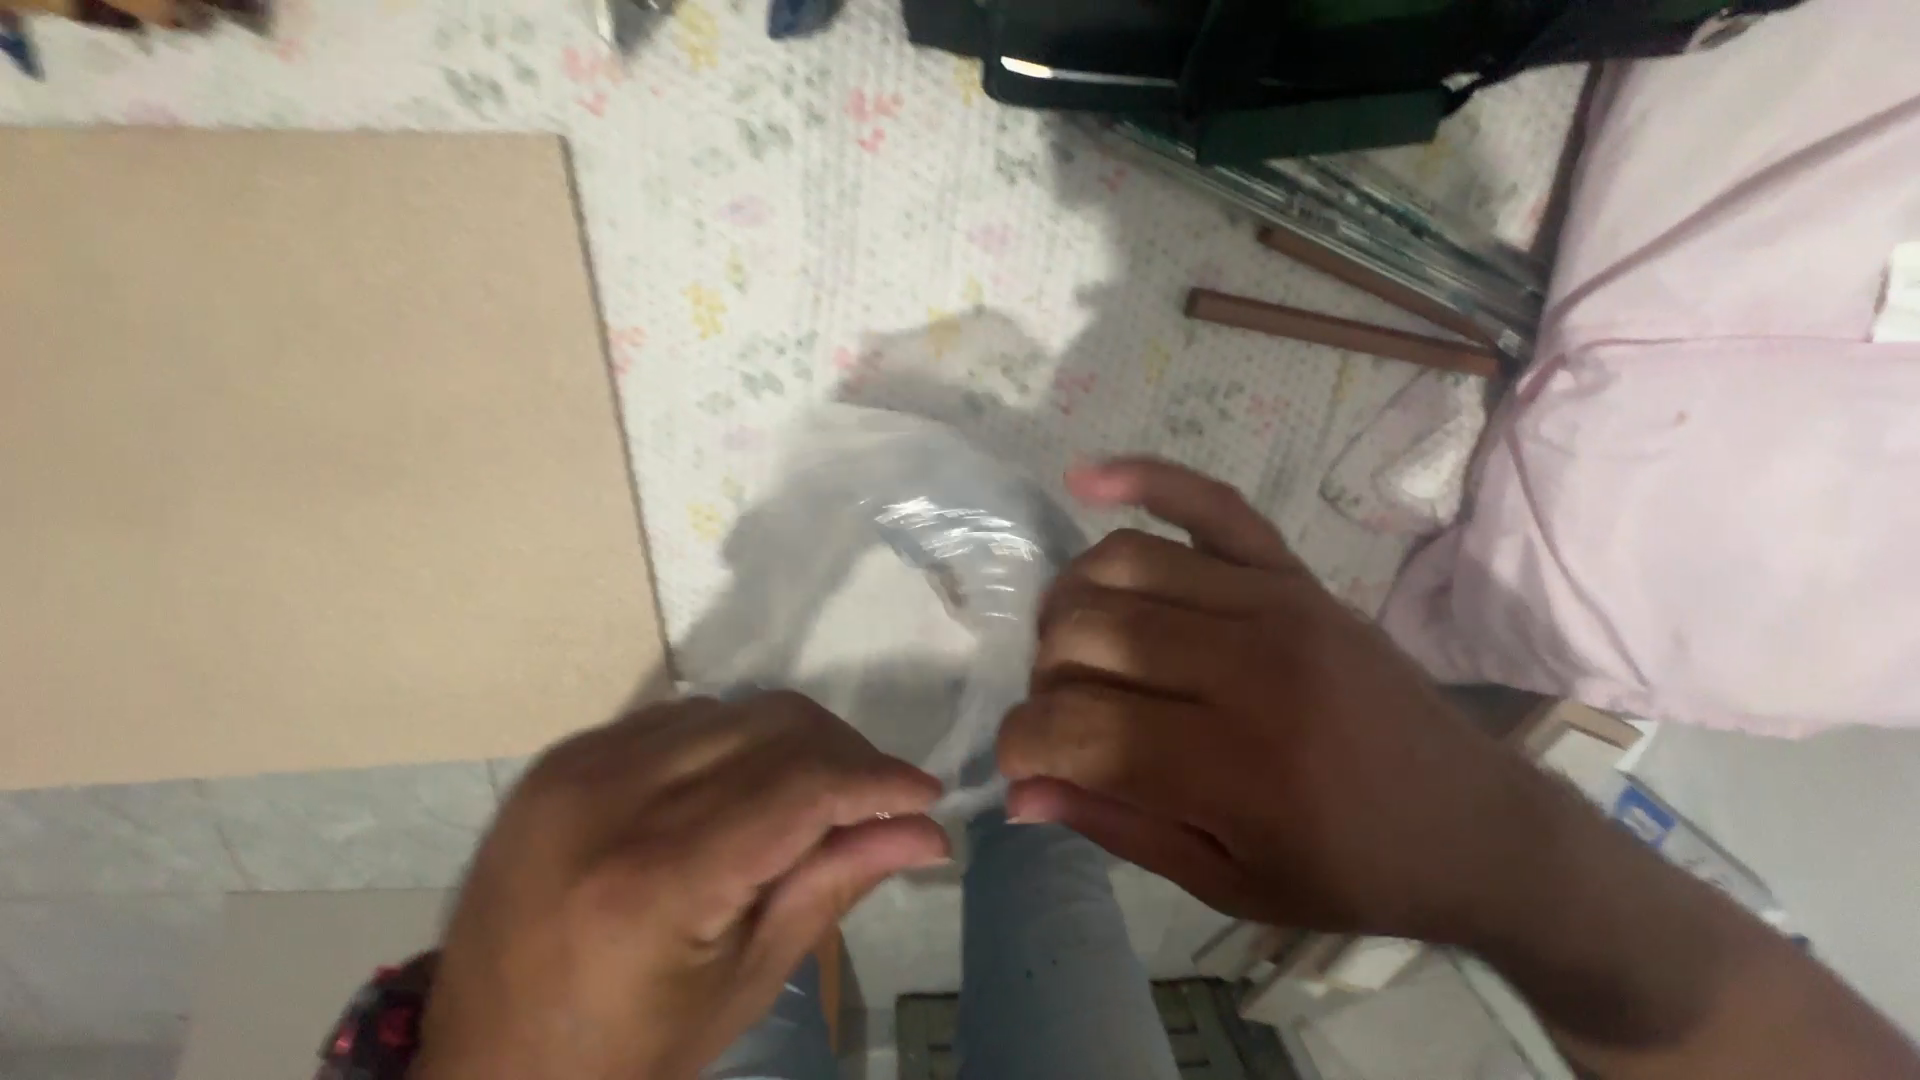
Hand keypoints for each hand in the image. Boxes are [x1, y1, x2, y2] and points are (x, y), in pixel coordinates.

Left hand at [414, 691, 948, 1079]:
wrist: (481, 1062)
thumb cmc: (626, 1054)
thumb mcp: (746, 984)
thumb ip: (836, 884)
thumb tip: (928, 833)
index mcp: (656, 879)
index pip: (801, 786)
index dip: (876, 779)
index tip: (926, 794)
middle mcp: (612, 799)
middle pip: (774, 727)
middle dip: (847, 754)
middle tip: (880, 799)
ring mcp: (579, 766)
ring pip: (735, 709)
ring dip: (795, 743)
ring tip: (816, 797)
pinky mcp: (563, 756)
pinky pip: (684, 717)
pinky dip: (736, 740)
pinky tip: (744, 787)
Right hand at [998, 458, 1556, 942]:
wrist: (1476, 824)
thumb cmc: (1348, 870)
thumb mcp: (1226, 883)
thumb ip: (1116, 829)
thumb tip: (1016, 790)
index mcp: (1235, 768)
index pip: (1078, 727)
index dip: (1022, 741)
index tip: (1020, 760)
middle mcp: (1251, 668)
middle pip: (1088, 632)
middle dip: (1045, 674)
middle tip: (1062, 710)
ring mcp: (1277, 602)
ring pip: (1123, 563)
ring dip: (1070, 601)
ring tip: (1073, 642)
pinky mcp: (1294, 571)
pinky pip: (1209, 501)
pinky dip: (1142, 477)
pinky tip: (1084, 478)